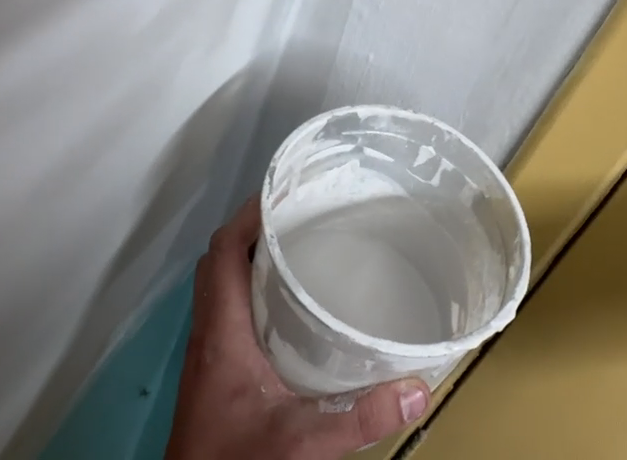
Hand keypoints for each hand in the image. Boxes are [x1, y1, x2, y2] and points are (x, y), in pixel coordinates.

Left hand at [165, 197, 430, 459]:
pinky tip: (292, 312)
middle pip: (221, 261)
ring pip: (224, 286)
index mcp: (221, 331)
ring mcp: (210, 354)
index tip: (283, 192)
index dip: (249, 215)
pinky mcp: (218, 373)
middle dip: (256, 230)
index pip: (223, 251)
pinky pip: (231, 313)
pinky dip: (256, 296)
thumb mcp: (301, 441)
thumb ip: (359, 416)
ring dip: (254, 261)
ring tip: (299, 250)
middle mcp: (210, 334)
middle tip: (298, 217)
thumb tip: (417, 387)